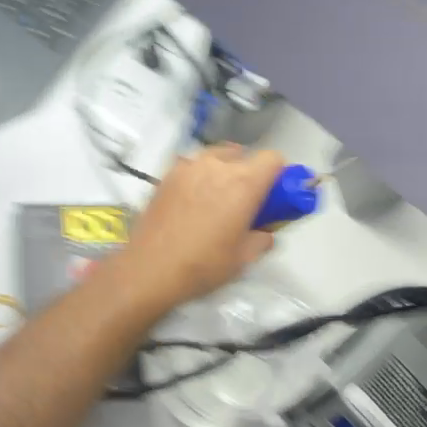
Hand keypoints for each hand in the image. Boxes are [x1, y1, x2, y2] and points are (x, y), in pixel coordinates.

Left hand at [112, 144, 285, 308]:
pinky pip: (191, 167)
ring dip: (222, 171)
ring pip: (215, 157)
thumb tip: (265, 233)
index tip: (271, 196)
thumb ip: (262, 239)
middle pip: (244, 155)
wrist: (149, 270)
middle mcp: (217, 165)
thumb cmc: (201, 266)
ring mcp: (188, 167)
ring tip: (214, 200)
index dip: (277, 175)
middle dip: (249, 174)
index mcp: (244, 183)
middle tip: (242, 203)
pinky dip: (198, 177)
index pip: (274, 158)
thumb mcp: (242, 260)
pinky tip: (190, 203)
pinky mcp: (165, 175)